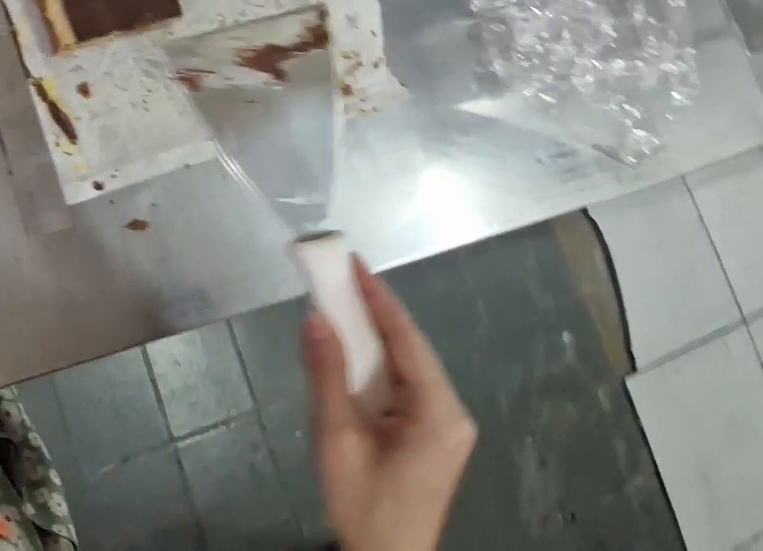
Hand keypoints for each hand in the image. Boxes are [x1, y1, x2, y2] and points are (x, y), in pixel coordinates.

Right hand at [304, 258, 475, 550]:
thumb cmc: (364, 501)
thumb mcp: (338, 436)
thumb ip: (327, 374)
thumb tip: (314, 316)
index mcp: (439, 413)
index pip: (407, 341)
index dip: (380, 298)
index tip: (354, 262)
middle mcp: (448, 412)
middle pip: (408, 347)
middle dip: (373, 307)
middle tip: (338, 271)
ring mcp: (440, 422)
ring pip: (403, 361)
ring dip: (370, 329)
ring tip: (337, 294)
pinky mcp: (425, 430)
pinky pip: (398, 379)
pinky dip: (371, 355)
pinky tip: (348, 338)